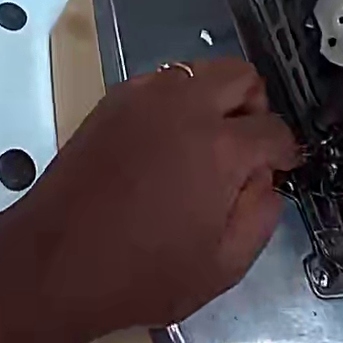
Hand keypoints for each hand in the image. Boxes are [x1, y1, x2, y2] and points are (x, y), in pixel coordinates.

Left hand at [0, 59, 301, 335]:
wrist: (57, 256)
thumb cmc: (141, 271)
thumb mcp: (223, 264)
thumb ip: (260, 213)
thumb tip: (265, 179)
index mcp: (218, 146)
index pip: (274, 128)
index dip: (285, 152)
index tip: (280, 168)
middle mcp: (180, 106)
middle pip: (240, 74)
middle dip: (253, 107)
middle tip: (245, 148)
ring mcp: (140, 97)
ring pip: (196, 71)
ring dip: (211, 98)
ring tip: (202, 145)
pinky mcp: (110, 100)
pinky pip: (158, 82)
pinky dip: (173, 101)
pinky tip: (163, 142)